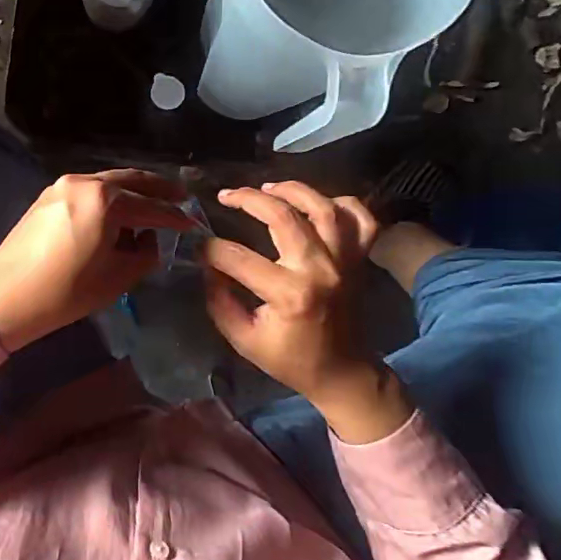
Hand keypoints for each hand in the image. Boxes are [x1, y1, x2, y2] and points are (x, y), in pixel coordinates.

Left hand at [0, 170, 196, 351]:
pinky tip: (119, 209)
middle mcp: (85, 183)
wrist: (6, 296)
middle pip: (132, 180)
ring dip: (134, 189)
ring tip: (154, 201)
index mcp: (106, 201)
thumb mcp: (117, 278)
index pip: (151, 207)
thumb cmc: (66, 292)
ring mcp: (63, 185)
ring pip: (109, 180)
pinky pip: (89, 188)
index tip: (193, 222)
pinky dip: (110, 194)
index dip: (175, 217)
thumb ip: (144, 254)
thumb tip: (149, 239)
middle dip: (159, 189)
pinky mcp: (49, 195)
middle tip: (181, 197)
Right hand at [202, 182, 413, 443]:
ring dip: (293, 190)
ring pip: (323, 208)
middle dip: (247, 199)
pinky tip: (318, 203)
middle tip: (226, 195)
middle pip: (282, 216)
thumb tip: (209, 267)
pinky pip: (361, 219)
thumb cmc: (290, 359)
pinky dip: (343, 204)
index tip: (199, 247)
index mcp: (289, 294)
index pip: (238, 257)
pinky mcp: (360, 259)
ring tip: (267, 187)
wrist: (343, 372)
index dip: (211, 249)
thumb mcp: (243, 339)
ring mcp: (345, 261)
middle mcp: (319, 269)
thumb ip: (220, 301)